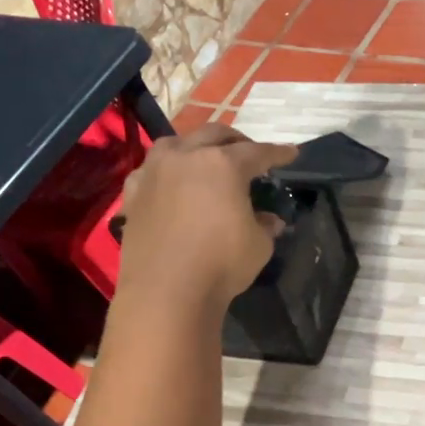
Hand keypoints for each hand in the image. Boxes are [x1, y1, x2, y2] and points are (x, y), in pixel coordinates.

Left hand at [116, 124, 300, 303]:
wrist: (167, 290)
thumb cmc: (221, 264)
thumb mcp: (259, 246)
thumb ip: (265, 225)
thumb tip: (269, 220)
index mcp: (223, 165)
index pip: (257, 152)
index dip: (277, 153)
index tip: (291, 153)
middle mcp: (186, 157)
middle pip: (214, 135)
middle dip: (236, 141)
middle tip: (249, 153)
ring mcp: (154, 171)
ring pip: (176, 143)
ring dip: (196, 147)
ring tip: (205, 160)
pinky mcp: (133, 192)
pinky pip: (152, 170)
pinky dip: (167, 172)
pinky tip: (171, 184)